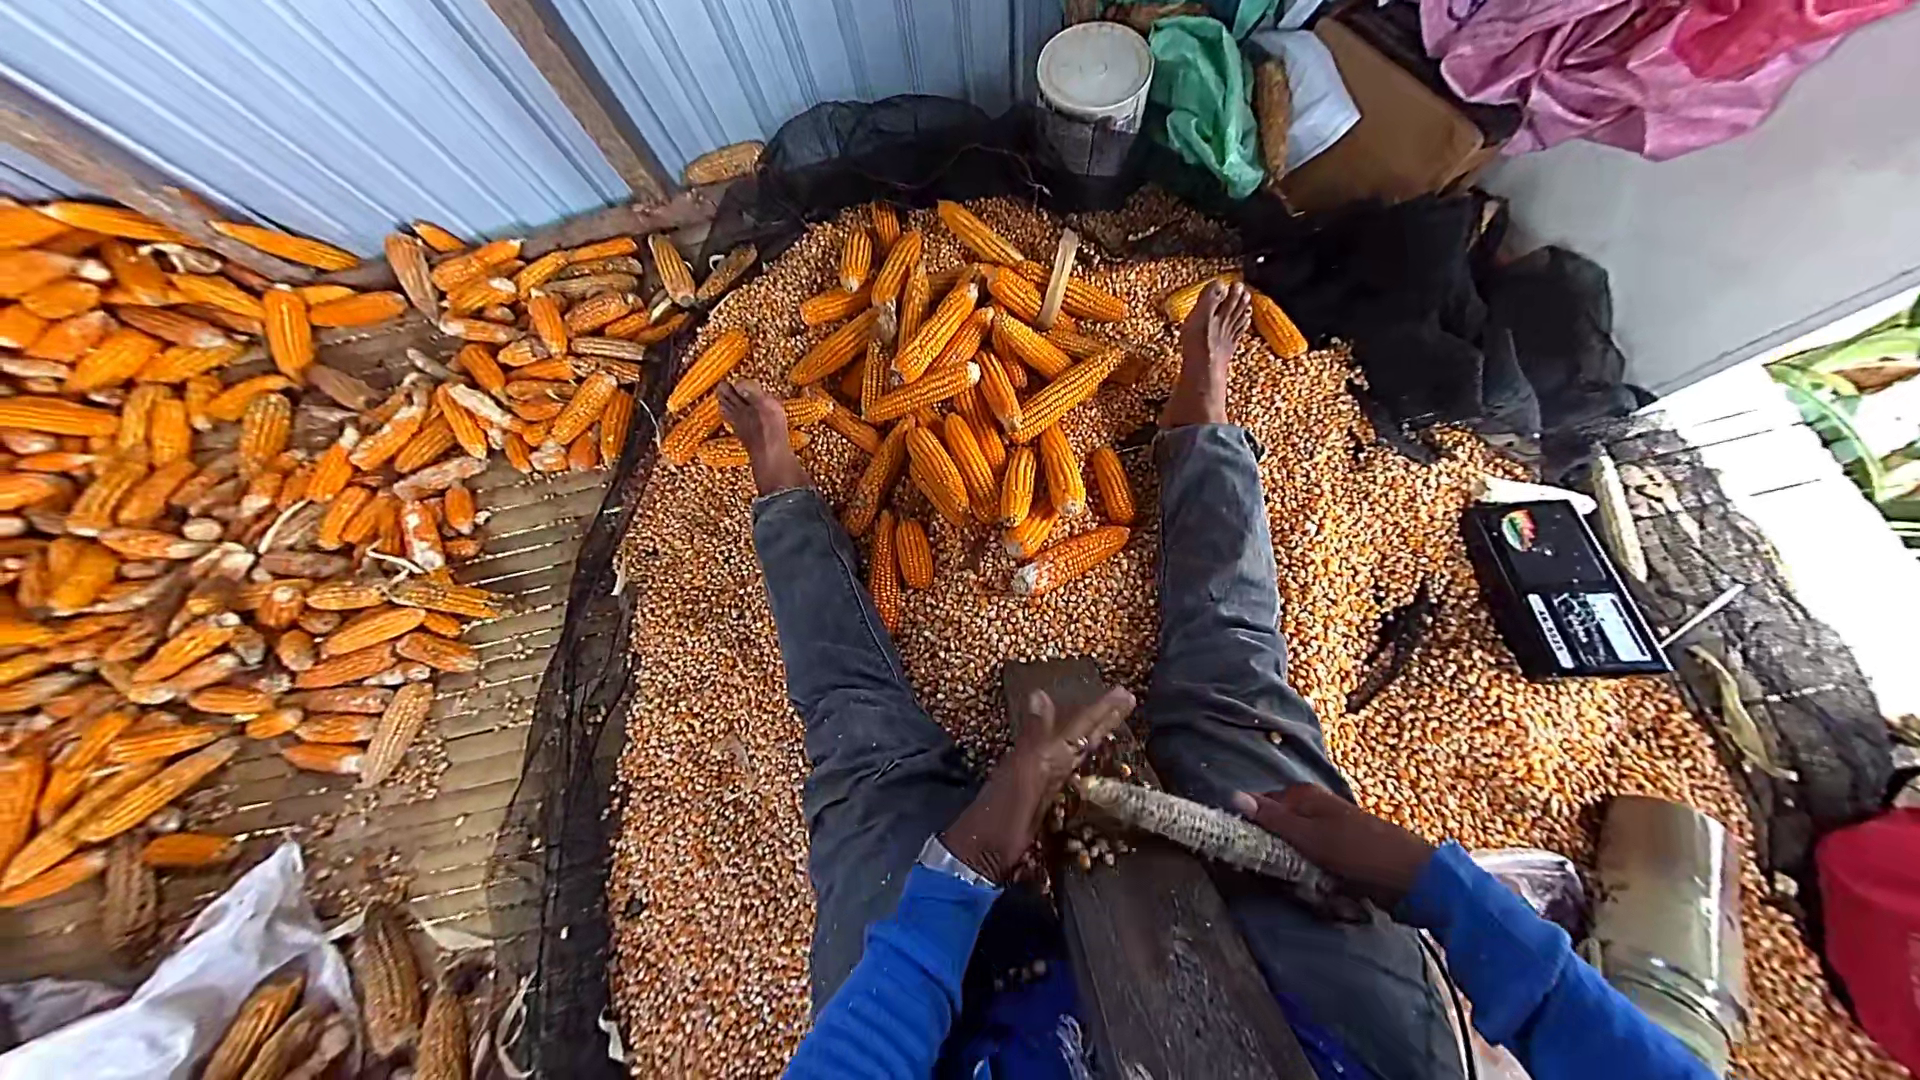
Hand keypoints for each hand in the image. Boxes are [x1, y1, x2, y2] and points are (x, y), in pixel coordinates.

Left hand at [943, 686, 1135, 883]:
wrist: (980, 854)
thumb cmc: (1000, 816)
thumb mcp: (1019, 774)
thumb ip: (1033, 736)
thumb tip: (1039, 693)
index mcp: (1041, 753)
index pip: (1077, 726)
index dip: (1100, 710)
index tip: (1124, 692)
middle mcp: (1043, 761)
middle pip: (1079, 733)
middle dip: (1102, 717)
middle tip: (1126, 696)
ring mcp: (1043, 780)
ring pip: (1076, 749)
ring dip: (1096, 732)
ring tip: (1116, 716)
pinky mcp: (1045, 800)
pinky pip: (1070, 770)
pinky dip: (1083, 758)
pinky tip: (1090, 753)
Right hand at [1232, 785, 1436, 908]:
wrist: (1417, 879)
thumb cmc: (1360, 851)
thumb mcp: (1310, 836)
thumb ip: (1271, 818)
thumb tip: (1232, 795)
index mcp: (1302, 796)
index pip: (1259, 806)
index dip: (1250, 828)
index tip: (1248, 855)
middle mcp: (1312, 809)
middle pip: (1276, 832)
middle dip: (1280, 858)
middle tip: (1291, 879)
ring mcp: (1328, 831)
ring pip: (1295, 853)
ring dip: (1302, 875)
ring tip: (1320, 892)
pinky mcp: (1341, 854)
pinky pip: (1316, 866)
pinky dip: (1320, 881)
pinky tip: (1333, 894)